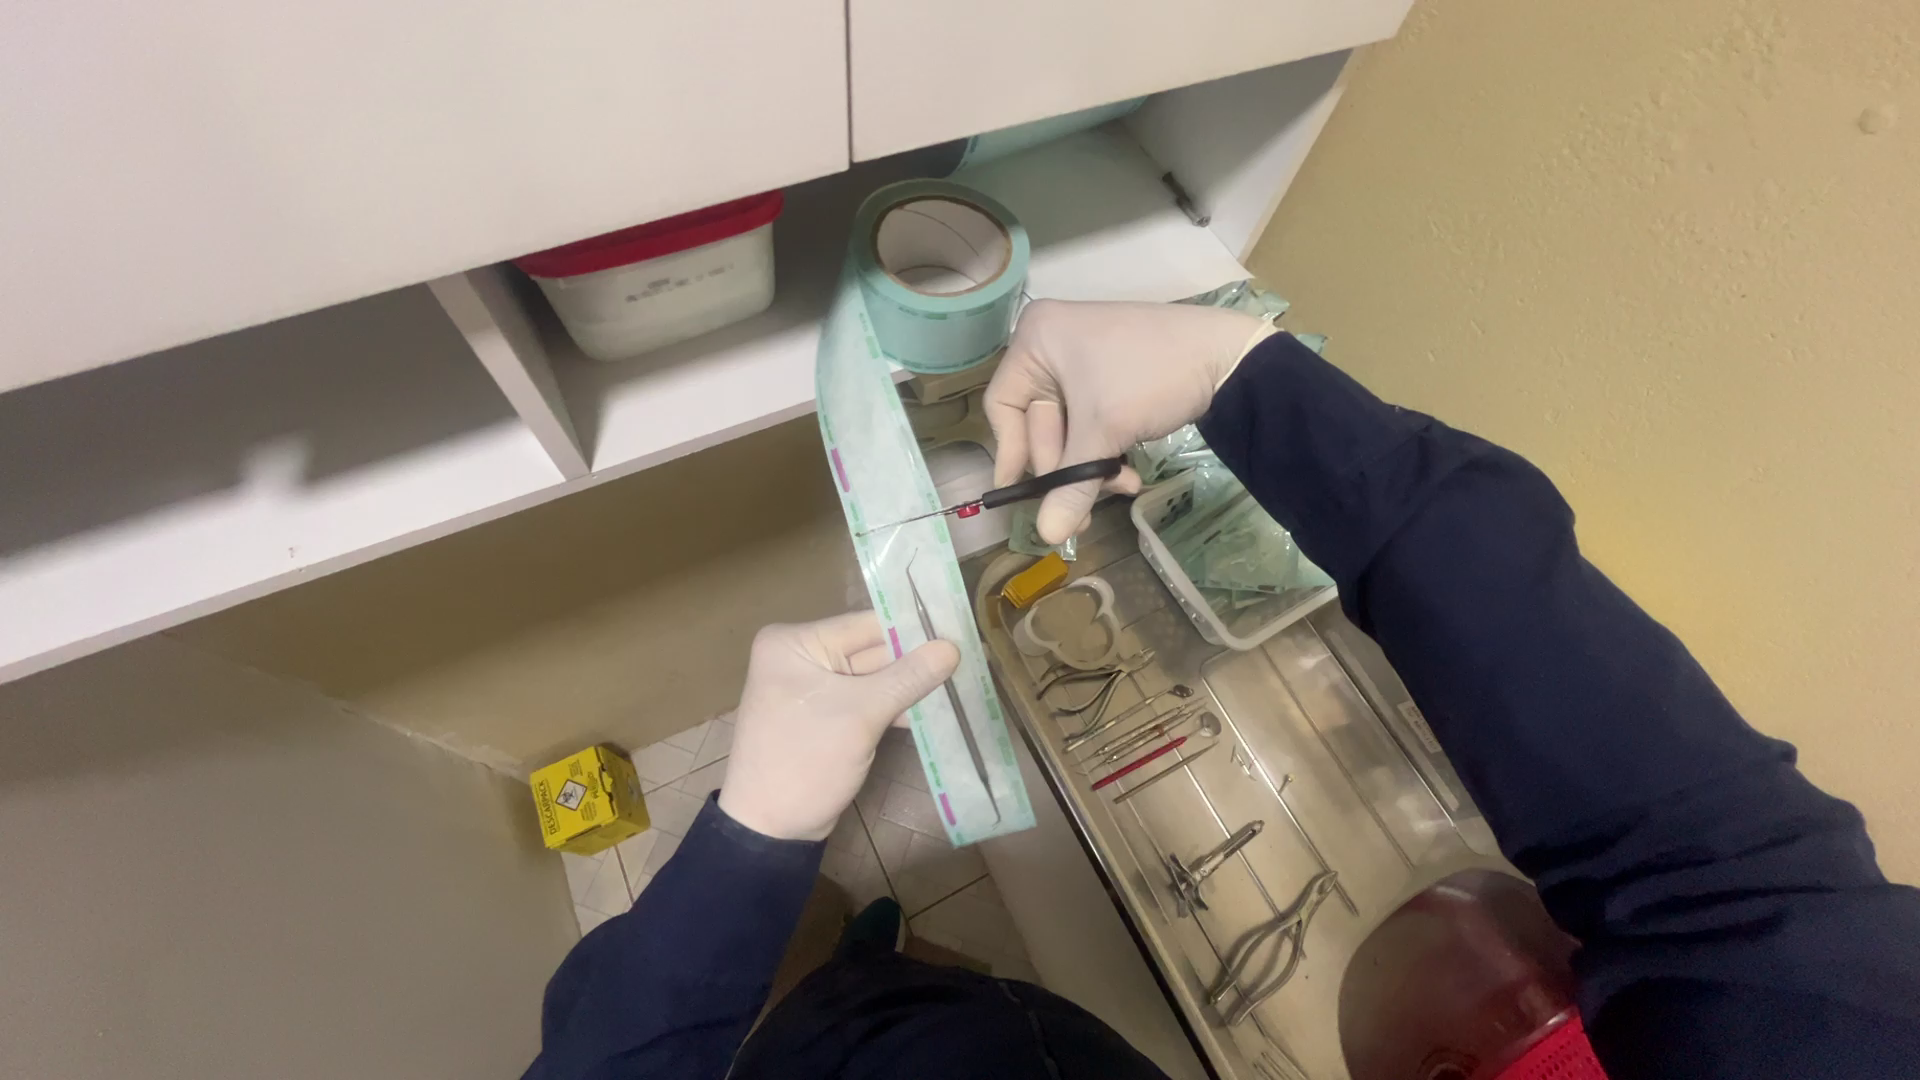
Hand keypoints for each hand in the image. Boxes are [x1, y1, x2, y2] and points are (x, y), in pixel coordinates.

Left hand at [718, 611, 959, 841]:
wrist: (770, 832)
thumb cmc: (806, 761)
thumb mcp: (861, 715)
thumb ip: (908, 677)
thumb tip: (953, 646)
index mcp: (794, 642)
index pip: (866, 624)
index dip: (914, 627)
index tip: (959, 628)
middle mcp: (801, 655)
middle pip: (871, 649)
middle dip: (916, 658)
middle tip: (969, 654)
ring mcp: (813, 687)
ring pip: (874, 676)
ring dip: (911, 684)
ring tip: (961, 679)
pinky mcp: (827, 715)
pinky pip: (867, 699)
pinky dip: (896, 704)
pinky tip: (935, 707)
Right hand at [985, 299, 1268, 543]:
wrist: (1230, 355)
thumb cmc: (1150, 377)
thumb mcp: (1104, 432)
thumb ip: (1071, 486)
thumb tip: (1047, 537)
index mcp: (1037, 340)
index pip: (1003, 405)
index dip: (1009, 452)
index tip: (1018, 493)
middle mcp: (1052, 345)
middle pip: (1039, 424)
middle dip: (1065, 470)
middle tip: (1077, 512)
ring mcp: (1082, 361)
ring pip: (1068, 431)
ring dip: (1089, 468)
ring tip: (1118, 490)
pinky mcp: (1109, 377)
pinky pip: (1091, 424)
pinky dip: (1105, 452)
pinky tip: (1127, 475)